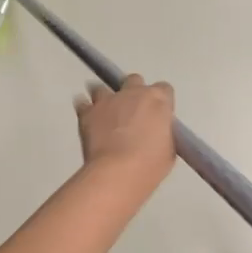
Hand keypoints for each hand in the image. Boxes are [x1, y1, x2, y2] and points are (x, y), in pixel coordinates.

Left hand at [76, 74, 175, 193]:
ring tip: (106, 116)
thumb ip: (162, 131)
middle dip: (133, 93)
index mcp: (158, 99)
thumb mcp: (168, 148)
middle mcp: (132, 92)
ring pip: (103, 88)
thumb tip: (155, 131)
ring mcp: (107, 100)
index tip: (157, 116)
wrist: (118, 172)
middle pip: (134, 80)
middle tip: (132, 114)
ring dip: (106, 99)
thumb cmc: (150, 164)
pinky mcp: (87, 111)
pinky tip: (89, 121)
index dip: (160, 102)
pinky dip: (86, 110)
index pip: (164, 89)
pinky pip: (83, 103)